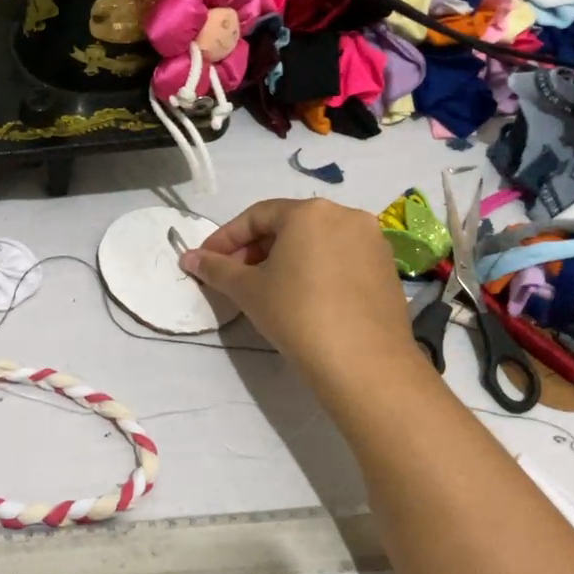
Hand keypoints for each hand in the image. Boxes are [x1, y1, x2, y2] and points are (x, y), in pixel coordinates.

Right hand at [181, 198, 412, 376]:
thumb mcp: (247, 290)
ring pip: (315, 242)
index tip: (205, 260)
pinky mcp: (385, 268)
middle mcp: (345, 216)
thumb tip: (188, 258)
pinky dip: (313, 269)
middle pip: (287, 225)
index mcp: (309, 212)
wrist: (362, 361)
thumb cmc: (296, 314)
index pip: (256, 216)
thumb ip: (215, 269)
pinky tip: (300, 297)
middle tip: (232, 277)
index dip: (225, 238)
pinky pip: (338, 258)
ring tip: (264, 288)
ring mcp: (371, 241)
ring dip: (283, 259)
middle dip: (254, 249)